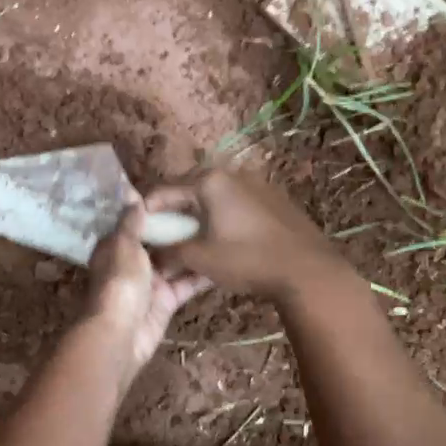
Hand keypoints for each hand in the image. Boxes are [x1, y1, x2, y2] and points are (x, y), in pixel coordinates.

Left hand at [86, 194, 211, 371]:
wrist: (121, 334)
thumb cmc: (119, 283)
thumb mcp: (124, 246)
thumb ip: (130, 223)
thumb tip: (131, 195)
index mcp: (113, 248)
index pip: (132, 224)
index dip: (152, 211)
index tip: (178, 195)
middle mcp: (130, 264)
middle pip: (156, 243)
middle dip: (178, 230)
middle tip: (209, 210)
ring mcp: (149, 284)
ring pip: (175, 263)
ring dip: (194, 251)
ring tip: (222, 230)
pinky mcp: (166, 301)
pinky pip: (186, 284)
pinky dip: (202, 275)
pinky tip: (224, 261)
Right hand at [145, 168, 353, 303]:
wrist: (309, 272)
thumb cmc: (248, 260)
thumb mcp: (199, 258)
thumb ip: (167, 253)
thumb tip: (148, 257)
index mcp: (209, 181)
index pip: (162, 191)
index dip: (145, 212)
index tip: (136, 231)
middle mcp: (232, 173)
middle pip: (188, 190)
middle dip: (171, 212)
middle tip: (161, 236)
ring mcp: (256, 184)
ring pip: (213, 197)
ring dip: (196, 215)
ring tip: (189, 239)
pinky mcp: (273, 199)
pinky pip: (234, 204)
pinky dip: (220, 217)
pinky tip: (220, 239)